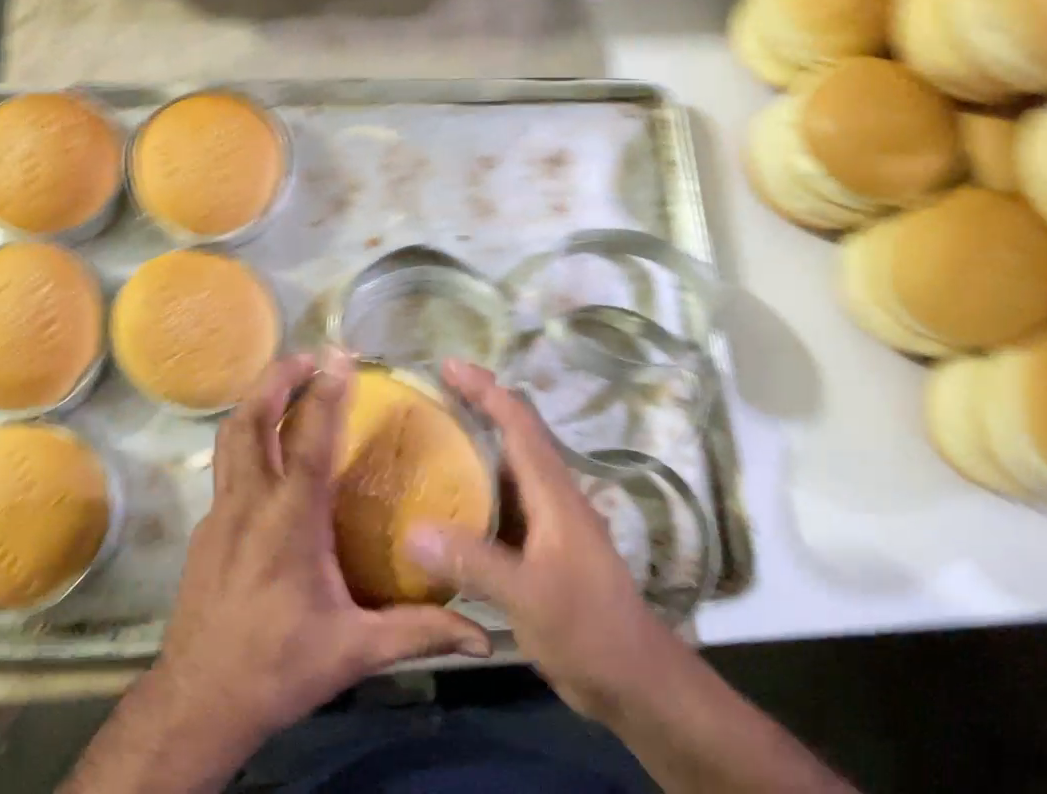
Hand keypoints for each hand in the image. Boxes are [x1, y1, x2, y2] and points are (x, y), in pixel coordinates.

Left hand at [153, 351, 492, 744]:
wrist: (199, 701)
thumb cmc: (277, 667)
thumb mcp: (354, 651)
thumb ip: (418, 633)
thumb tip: (482, 637)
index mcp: (288, 522)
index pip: (308, 441)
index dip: (325, 394)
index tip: (339, 355)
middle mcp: (248, 506)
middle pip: (250, 422)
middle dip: (275, 381)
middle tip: (306, 358)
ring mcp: (219, 517)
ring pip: (229, 441)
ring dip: (255, 406)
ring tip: (284, 390)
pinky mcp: (205, 533)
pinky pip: (225, 472)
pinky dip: (245, 445)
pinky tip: (269, 462)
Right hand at [404, 358, 677, 723]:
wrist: (634, 680)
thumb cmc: (589, 629)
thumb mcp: (530, 595)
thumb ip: (474, 562)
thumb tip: (412, 530)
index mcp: (556, 496)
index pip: (520, 425)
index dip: (487, 391)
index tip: (450, 365)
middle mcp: (552, 501)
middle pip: (513, 439)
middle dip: (476, 410)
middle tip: (427, 396)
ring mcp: (548, 529)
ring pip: (507, 475)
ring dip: (473, 451)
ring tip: (426, 442)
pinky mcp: (540, 556)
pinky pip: (501, 510)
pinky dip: (473, 496)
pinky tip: (443, 509)